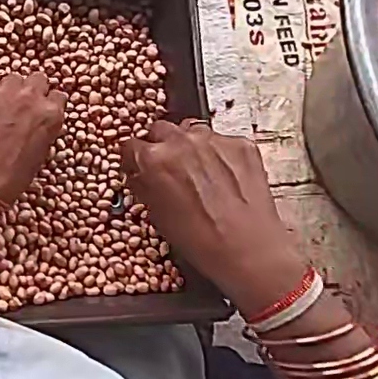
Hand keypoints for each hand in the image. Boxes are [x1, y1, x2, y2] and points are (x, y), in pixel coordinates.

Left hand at [0, 73, 67, 201]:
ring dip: (10, 91)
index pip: (57, 96)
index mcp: (50, 115)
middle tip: (22, 106)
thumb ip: (42, 131)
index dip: (49, 104)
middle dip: (32, 90)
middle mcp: (29, 98)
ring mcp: (2, 94)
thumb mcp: (37, 157)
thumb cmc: (8, 179)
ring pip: (12, 80)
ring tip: (1, 109)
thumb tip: (38, 125)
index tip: (42, 111)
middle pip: (37, 79)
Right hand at [122, 120, 307, 313]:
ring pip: (191, 131)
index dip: (133, 158)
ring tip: (197, 172)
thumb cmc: (201, 239)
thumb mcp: (156, 214)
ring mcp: (213, 141)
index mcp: (153, 159)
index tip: (137, 164)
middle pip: (160, 130)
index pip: (130, 145)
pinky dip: (218, 154)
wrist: (247, 249)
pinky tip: (221, 177)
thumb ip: (143, 184)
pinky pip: (221, 141)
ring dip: (188, 146)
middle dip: (159, 146)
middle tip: (167, 167)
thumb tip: (139, 173)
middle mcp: (181, 142)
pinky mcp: (240, 145)